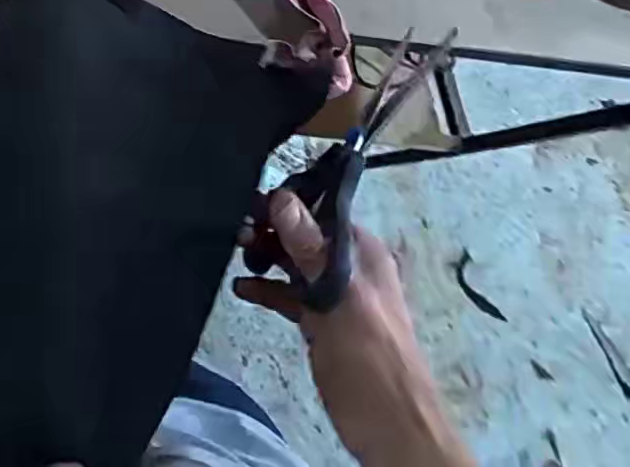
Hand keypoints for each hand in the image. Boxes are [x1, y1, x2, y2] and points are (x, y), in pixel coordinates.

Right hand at [234, 189, 475, 466]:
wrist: (393, 432)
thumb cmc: (370, 359)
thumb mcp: (338, 297)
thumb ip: (311, 249)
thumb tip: (283, 198)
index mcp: (360, 250)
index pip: (320, 209)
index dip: (287, 203)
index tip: (252, 203)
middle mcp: (348, 265)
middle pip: (304, 234)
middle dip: (271, 228)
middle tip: (236, 229)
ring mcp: (334, 293)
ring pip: (295, 262)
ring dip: (267, 255)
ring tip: (235, 251)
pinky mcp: (321, 321)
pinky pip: (290, 294)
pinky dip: (269, 289)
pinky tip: (242, 289)